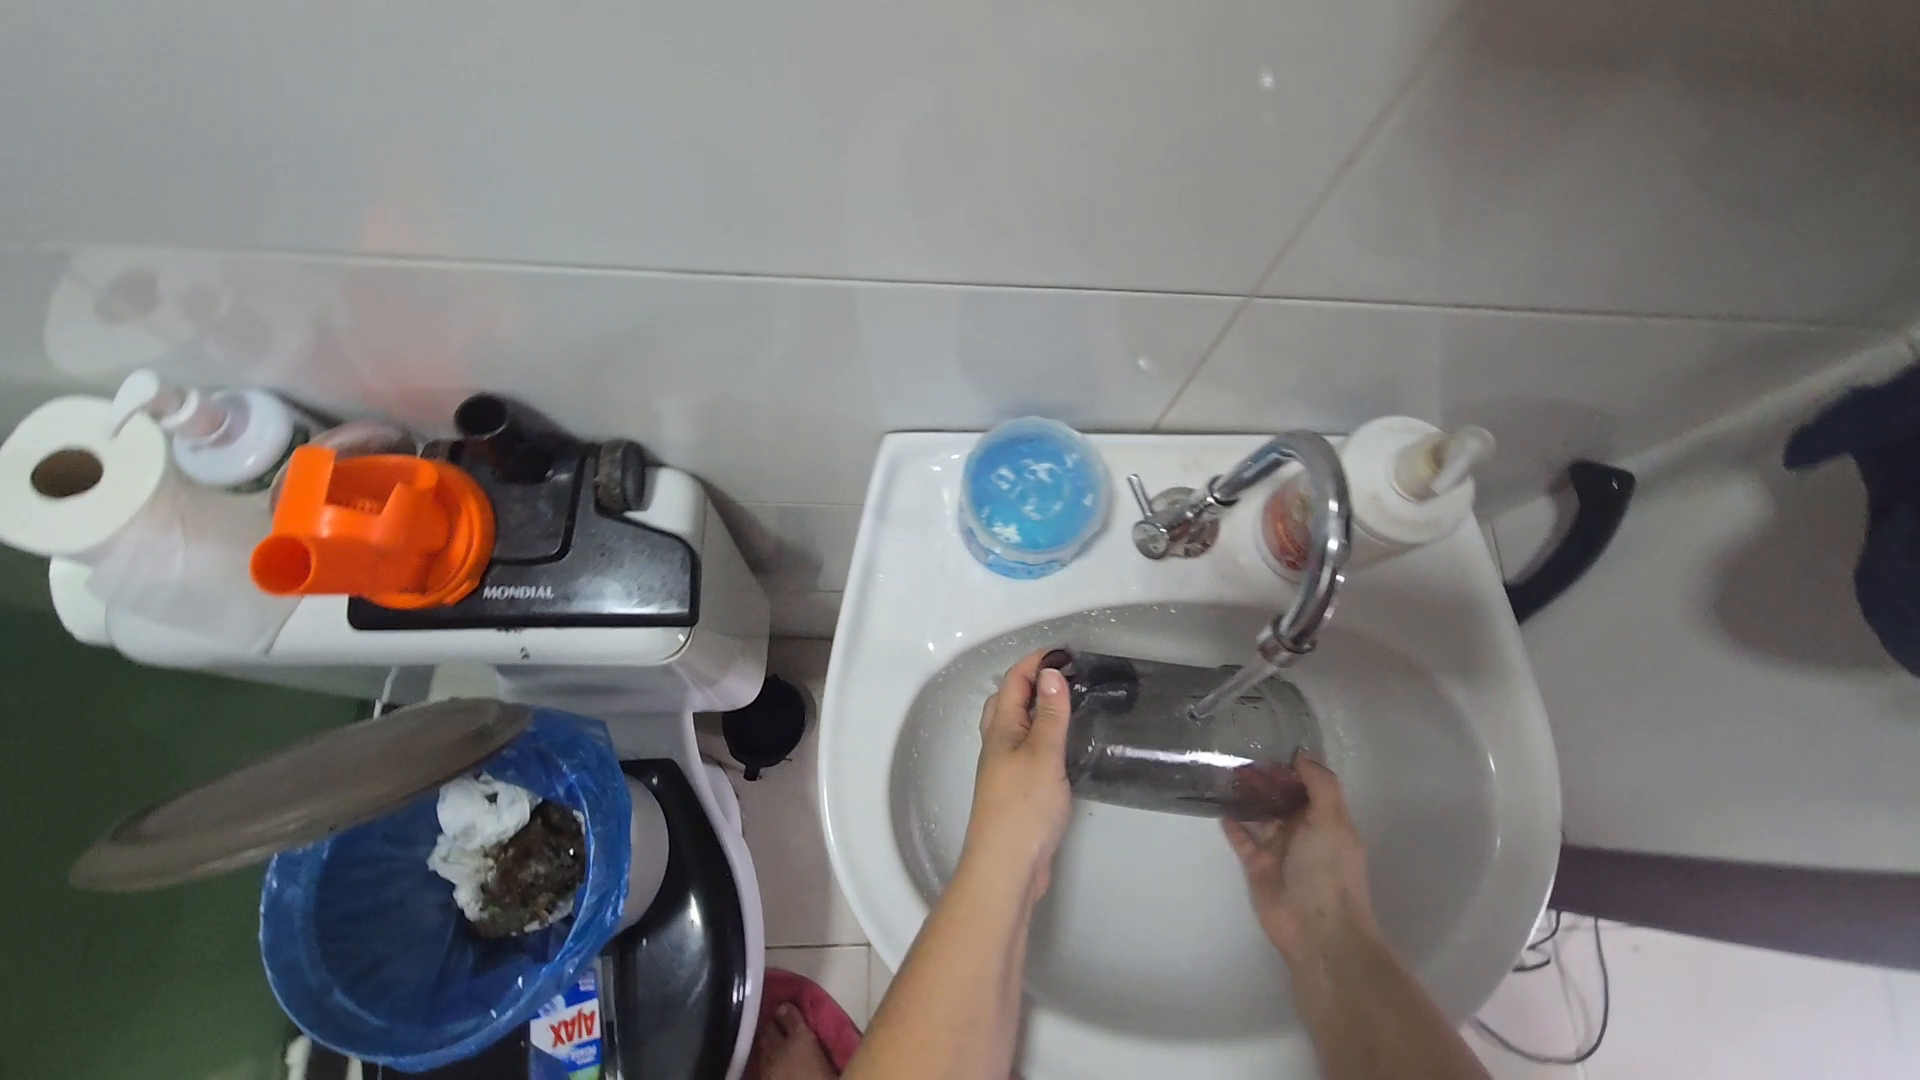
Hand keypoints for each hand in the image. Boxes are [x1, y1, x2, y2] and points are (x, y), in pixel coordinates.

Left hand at [962, 648, 1074, 898]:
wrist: (1007, 866)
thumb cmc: (1024, 807)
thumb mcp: (1043, 754)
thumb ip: (1049, 715)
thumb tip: (1049, 673)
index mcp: (1001, 730)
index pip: (1014, 682)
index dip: (1034, 662)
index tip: (1063, 651)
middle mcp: (998, 744)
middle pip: (1008, 700)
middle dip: (1031, 680)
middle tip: (1064, 674)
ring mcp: (1004, 768)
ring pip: (1015, 726)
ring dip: (1035, 707)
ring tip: (1064, 703)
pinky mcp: (1016, 790)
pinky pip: (1026, 748)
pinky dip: (1041, 734)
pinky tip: (1060, 746)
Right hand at [1221, 751, 1378, 960]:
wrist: (1316, 927)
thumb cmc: (1329, 870)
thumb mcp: (1332, 821)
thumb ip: (1321, 785)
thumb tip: (1302, 755)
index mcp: (1326, 820)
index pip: (1309, 785)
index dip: (1292, 767)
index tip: (1269, 744)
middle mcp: (1303, 832)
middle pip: (1282, 798)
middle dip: (1265, 779)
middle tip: (1238, 753)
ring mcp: (1279, 849)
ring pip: (1260, 814)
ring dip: (1246, 797)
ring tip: (1224, 773)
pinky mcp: (1257, 864)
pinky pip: (1242, 838)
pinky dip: (1232, 823)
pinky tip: (1218, 805)